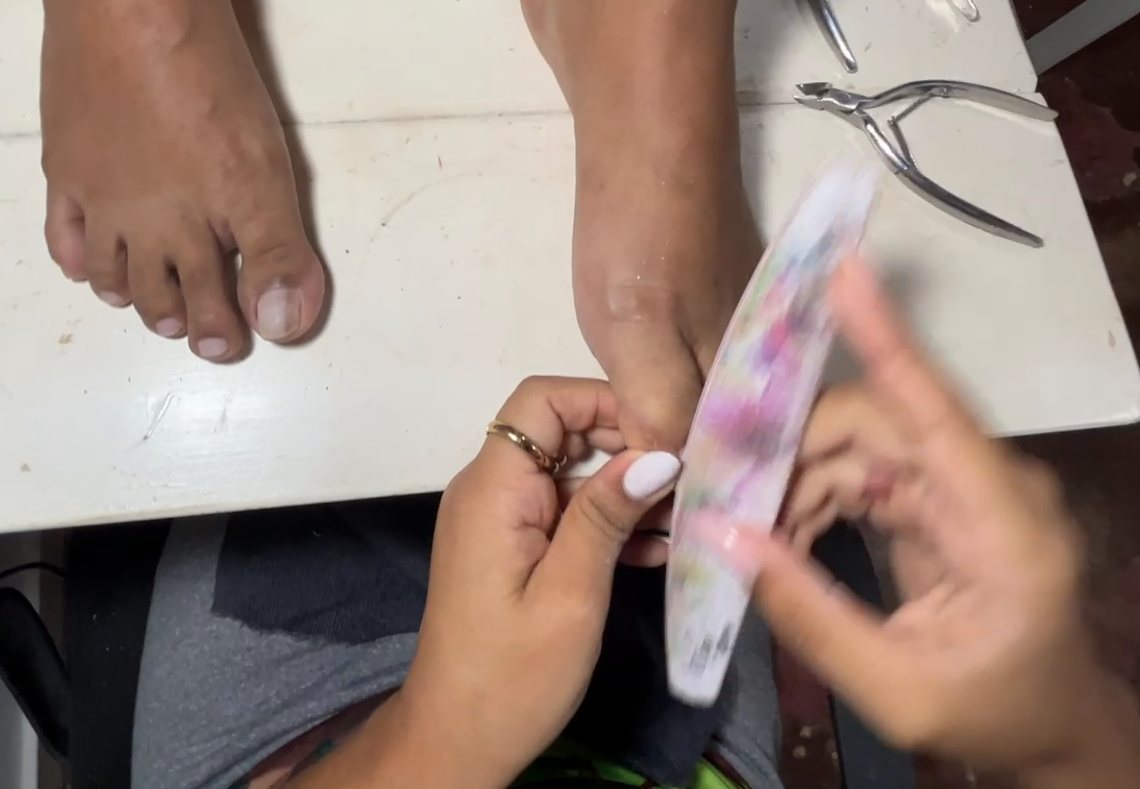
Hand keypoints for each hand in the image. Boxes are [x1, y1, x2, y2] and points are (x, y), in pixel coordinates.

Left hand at [394, 377, 683, 787]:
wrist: (456, 740)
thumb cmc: (511, 675)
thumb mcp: (570, 595)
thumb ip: (605, 516)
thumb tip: (656, 454)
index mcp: (493, 487)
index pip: (540, 400)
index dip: (600, 399)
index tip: (660, 435)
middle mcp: (490, 487)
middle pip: (557, 428)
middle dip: (622, 442)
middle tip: (683, 477)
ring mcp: (500, 515)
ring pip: (567, 470)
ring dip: (622, 488)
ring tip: (683, 516)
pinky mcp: (512, 542)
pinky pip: (561, 509)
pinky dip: (604, 519)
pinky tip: (655, 547)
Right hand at [716, 258, 1139, 777]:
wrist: (1056, 734)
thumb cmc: (996, 717)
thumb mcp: (899, 691)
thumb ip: (808, 613)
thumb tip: (719, 530)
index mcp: (1006, 527)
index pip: (937, 410)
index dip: (887, 336)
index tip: (845, 270)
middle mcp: (985, 481)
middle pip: (866, 423)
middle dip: (790, 454)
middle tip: (731, 498)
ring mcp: (958, 479)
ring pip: (847, 441)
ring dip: (792, 479)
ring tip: (758, 532)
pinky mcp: (931, 488)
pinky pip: (851, 464)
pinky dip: (807, 492)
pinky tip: (786, 532)